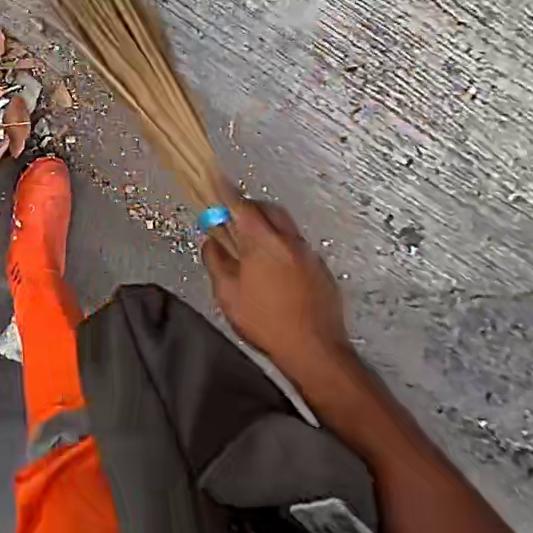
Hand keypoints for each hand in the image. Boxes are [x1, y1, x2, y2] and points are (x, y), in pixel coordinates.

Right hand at [201, 200, 350, 364]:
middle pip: (268, 209)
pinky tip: (273, 269)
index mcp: (263, 241)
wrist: (314, 351)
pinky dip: (282, 247)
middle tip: (232, 216)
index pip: (240, 205)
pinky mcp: (321, 271)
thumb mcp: (227, 292)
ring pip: (285, 227)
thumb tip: (211, 244)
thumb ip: (215, 260)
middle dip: (249, 207)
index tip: (216, 181)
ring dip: (266, 227)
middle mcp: (289, 241)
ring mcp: (308, 256)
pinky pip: (297, 247)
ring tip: (251, 245)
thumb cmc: (268, 323)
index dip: (225, 192)